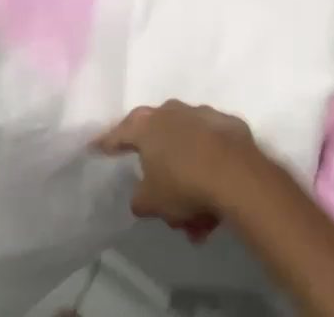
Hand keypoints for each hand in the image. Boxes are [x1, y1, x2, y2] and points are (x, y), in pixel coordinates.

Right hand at [96, 101, 262, 238]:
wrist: (238, 175)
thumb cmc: (184, 184)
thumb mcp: (152, 202)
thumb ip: (140, 199)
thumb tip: (141, 198)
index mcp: (145, 125)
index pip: (118, 134)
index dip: (106, 144)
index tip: (95, 147)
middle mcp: (171, 112)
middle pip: (158, 143)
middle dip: (160, 176)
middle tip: (165, 205)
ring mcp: (202, 115)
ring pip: (188, 150)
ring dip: (189, 180)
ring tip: (198, 220)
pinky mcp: (230, 125)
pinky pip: (213, 150)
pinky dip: (212, 170)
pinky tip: (218, 197)